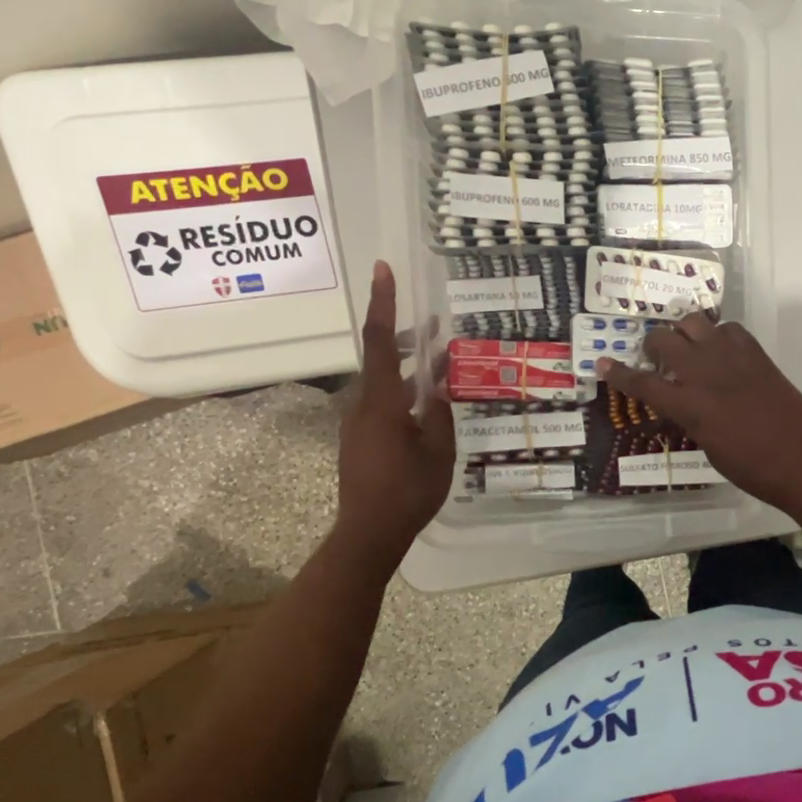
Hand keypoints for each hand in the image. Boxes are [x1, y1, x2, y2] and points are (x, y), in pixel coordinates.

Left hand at [335, 262, 454, 564]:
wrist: (369, 532)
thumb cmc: (408, 492)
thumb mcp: (438, 451)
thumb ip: (438, 413)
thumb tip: (439, 383)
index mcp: (382, 403)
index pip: (382, 342)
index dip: (383, 304)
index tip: (382, 270)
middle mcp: (363, 406)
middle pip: (383, 360)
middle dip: (408, 338)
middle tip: (437, 325)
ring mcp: (359, 424)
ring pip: (385, 384)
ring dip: (411, 370)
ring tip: (442, 364)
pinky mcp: (361, 441)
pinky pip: (384, 405)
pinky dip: (405, 393)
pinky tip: (427, 404)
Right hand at [599, 313, 801, 507]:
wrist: (799, 461)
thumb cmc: (750, 468)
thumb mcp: (708, 448)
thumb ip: (689, 420)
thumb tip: (682, 406)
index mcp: (689, 407)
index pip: (643, 384)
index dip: (619, 374)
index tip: (602, 364)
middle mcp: (704, 375)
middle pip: (664, 340)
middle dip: (653, 344)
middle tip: (657, 356)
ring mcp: (732, 359)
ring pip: (695, 322)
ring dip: (685, 331)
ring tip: (689, 346)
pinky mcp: (757, 354)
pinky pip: (730, 329)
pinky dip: (719, 335)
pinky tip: (722, 351)